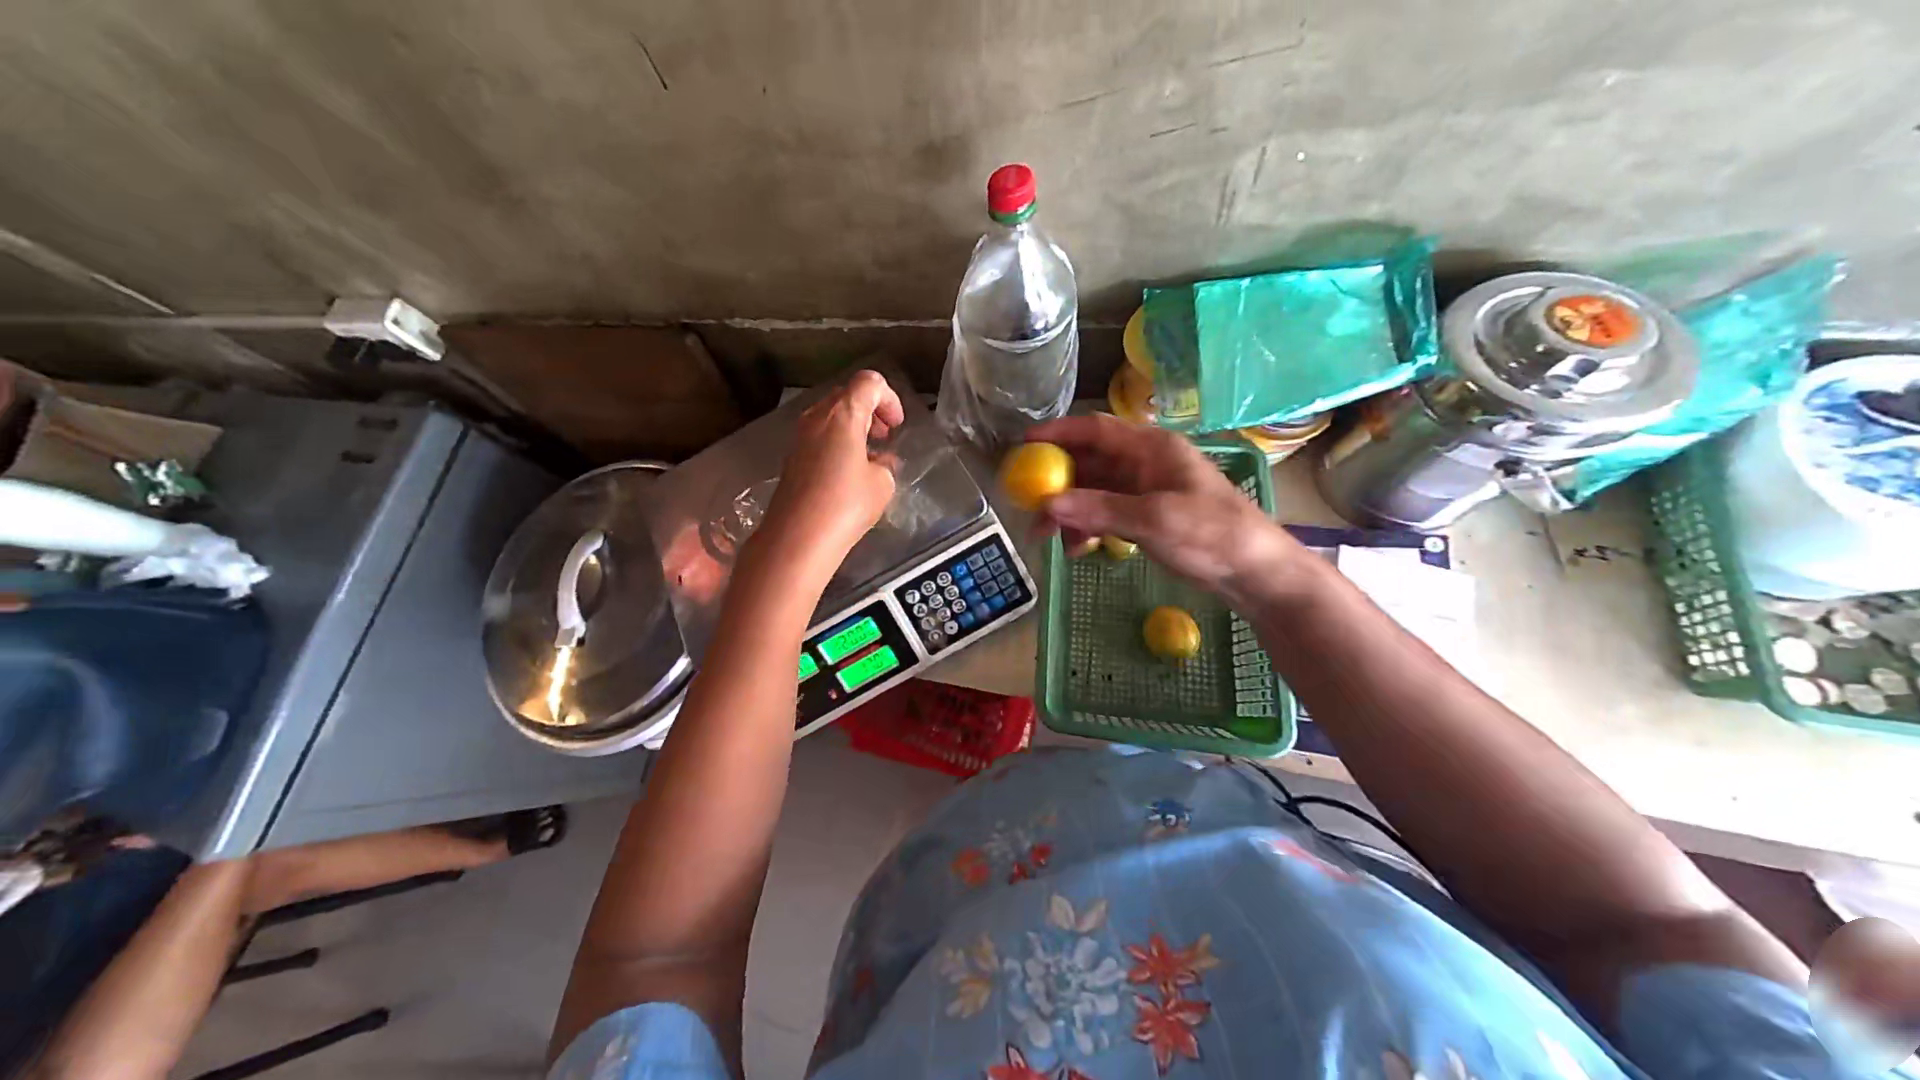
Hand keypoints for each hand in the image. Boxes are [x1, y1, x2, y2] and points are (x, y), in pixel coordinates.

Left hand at [758, 370, 905, 569]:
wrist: (797, 538)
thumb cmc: (845, 505)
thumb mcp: (882, 484)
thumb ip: (885, 464)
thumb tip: (879, 461)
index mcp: (843, 414)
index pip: (869, 383)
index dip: (889, 398)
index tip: (897, 424)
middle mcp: (817, 417)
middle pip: (846, 395)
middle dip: (870, 410)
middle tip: (885, 435)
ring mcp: (800, 437)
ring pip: (830, 416)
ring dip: (853, 427)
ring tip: (869, 454)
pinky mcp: (791, 458)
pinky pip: (819, 437)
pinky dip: (837, 442)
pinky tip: (848, 471)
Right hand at [1027, 414, 1307, 598]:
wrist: (1255, 571)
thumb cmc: (1211, 534)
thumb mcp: (1153, 520)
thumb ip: (1099, 510)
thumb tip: (1048, 504)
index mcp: (1151, 448)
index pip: (1095, 430)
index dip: (1057, 433)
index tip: (1023, 444)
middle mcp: (1146, 462)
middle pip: (1090, 462)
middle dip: (1057, 484)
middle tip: (1028, 507)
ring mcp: (1147, 490)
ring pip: (1095, 491)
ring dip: (1070, 511)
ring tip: (1050, 539)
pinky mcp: (1149, 515)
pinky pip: (1107, 513)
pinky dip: (1089, 527)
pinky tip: (1078, 548)